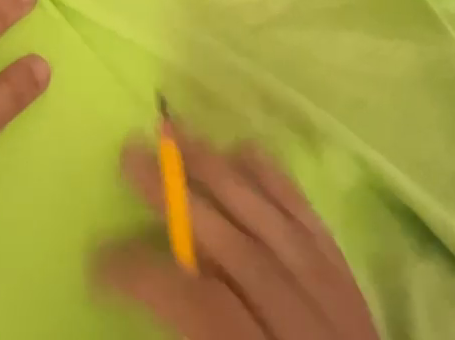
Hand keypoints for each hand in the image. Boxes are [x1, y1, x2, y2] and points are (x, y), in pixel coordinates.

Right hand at [100, 130, 378, 339]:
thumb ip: (185, 335)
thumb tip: (139, 288)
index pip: (203, 305)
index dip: (143, 272)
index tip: (97, 259)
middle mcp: (309, 332)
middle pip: (242, 251)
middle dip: (180, 196)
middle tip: (132, 152)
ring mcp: (342, 312)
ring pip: (279, 229)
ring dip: (223, 175)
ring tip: (179, 134)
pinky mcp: (358, 296)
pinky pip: (317, 231)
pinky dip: (280, 186)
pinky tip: (248, 150)